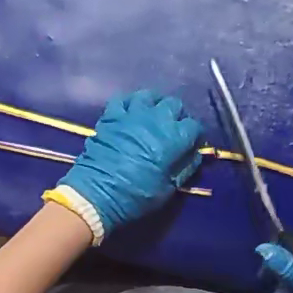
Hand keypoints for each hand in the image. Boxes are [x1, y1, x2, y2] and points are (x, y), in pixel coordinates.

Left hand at [50, 90, 202, 241]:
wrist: (98, 194)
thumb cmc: (137, 196)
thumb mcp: (169, 188)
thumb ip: (184, 167)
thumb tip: (193, 154)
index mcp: (176, 138)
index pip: (194, 126)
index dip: (193, 135)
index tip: (189, 144)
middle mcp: (157, 119)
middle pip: (174, 105)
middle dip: (175, 116)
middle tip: (170, 130)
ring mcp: (132, 114)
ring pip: (148, 96)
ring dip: (152, 104)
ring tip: (150, 116)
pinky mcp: (111, 116)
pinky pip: (121, 100)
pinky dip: (127, 104)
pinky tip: (128, 113)